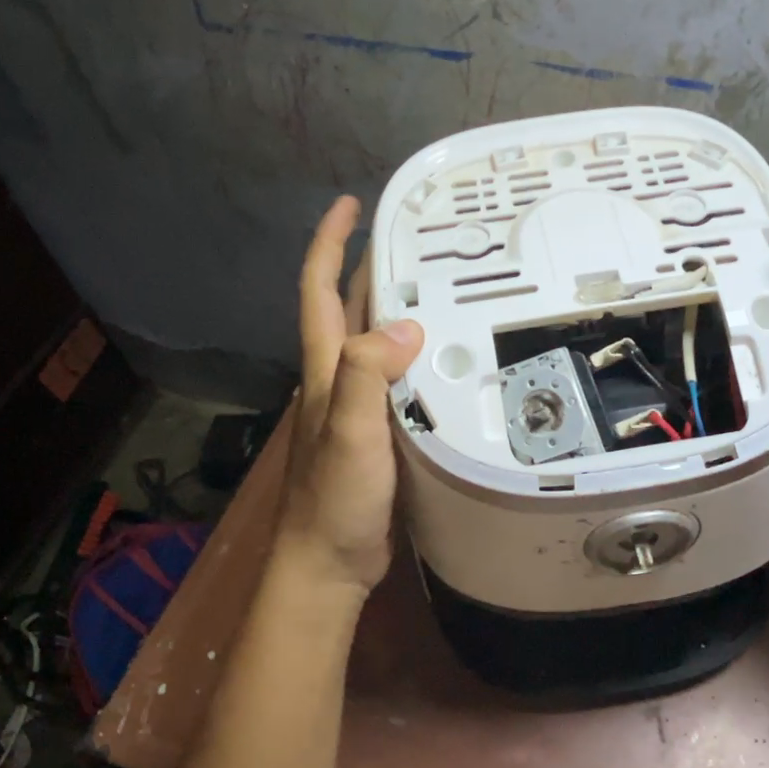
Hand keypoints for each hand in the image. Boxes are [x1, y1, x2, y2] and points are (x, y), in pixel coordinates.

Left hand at [280, 196, 424, 593]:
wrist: (328, 563)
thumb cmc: (334, 498)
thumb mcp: (350, 433)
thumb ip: (366, 376)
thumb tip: (405, 327)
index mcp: (325, 367)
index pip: (319, 290)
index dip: (329, 243)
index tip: (351, 204)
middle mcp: (338, 377)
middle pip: (349, 307)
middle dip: (371, 263)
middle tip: (416, 235)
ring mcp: (358, 405)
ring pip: (376, 340)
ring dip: (397, 305)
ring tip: (442, 281)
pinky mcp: (380, 430)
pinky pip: (399, 375)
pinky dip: (419, 352)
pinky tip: (449, 354)